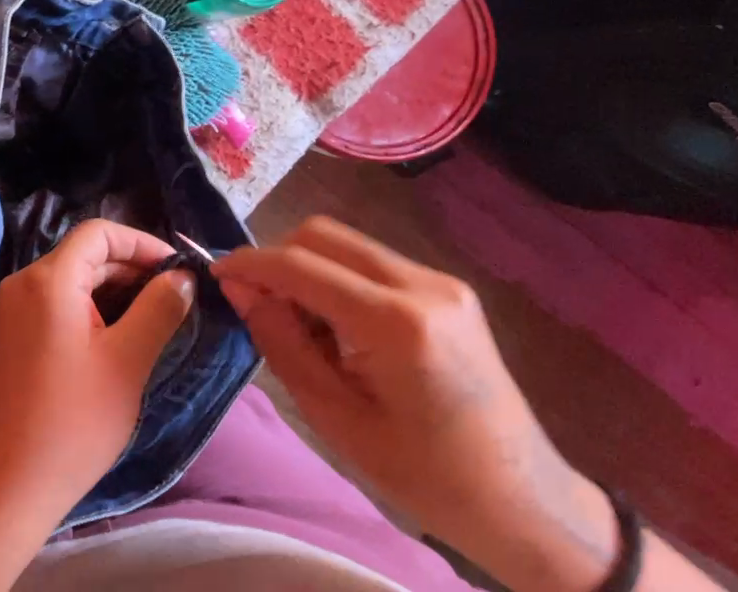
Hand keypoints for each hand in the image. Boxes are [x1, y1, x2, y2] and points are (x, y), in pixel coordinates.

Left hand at [0, 218, 196, 523]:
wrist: (12, 479)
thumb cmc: (75, 420)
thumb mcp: (128, 361)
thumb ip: (159, 309)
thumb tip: (184, 276)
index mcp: (48, 279)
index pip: (98, 233)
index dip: (142, 244)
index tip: (180, 270)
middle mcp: (25, 282)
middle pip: (85, 254)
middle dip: (133, 268)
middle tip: (178, 298)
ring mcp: (15, 308)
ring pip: (73, 279)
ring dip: (116, 290)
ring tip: (159, 318)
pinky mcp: (15, 333)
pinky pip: (59, 303)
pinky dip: (93, 308)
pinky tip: (123, 336)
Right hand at [212, 218, 618, 586]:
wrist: (524, 502)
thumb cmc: (422, 474)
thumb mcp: (333, 415)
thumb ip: (279, 339)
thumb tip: (237, 287)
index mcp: (395, 322)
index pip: (299, 264)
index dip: (248, 264)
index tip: (213, 275)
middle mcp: (422, 284)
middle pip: (321, 235)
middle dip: (277, 259)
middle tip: (258, 305)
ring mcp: (440, 282)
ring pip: (344, 243)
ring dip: (306, 268)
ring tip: (300, 323)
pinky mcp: (447, 289)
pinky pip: (370, 262)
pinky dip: (336, 278)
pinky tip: (336, 326)